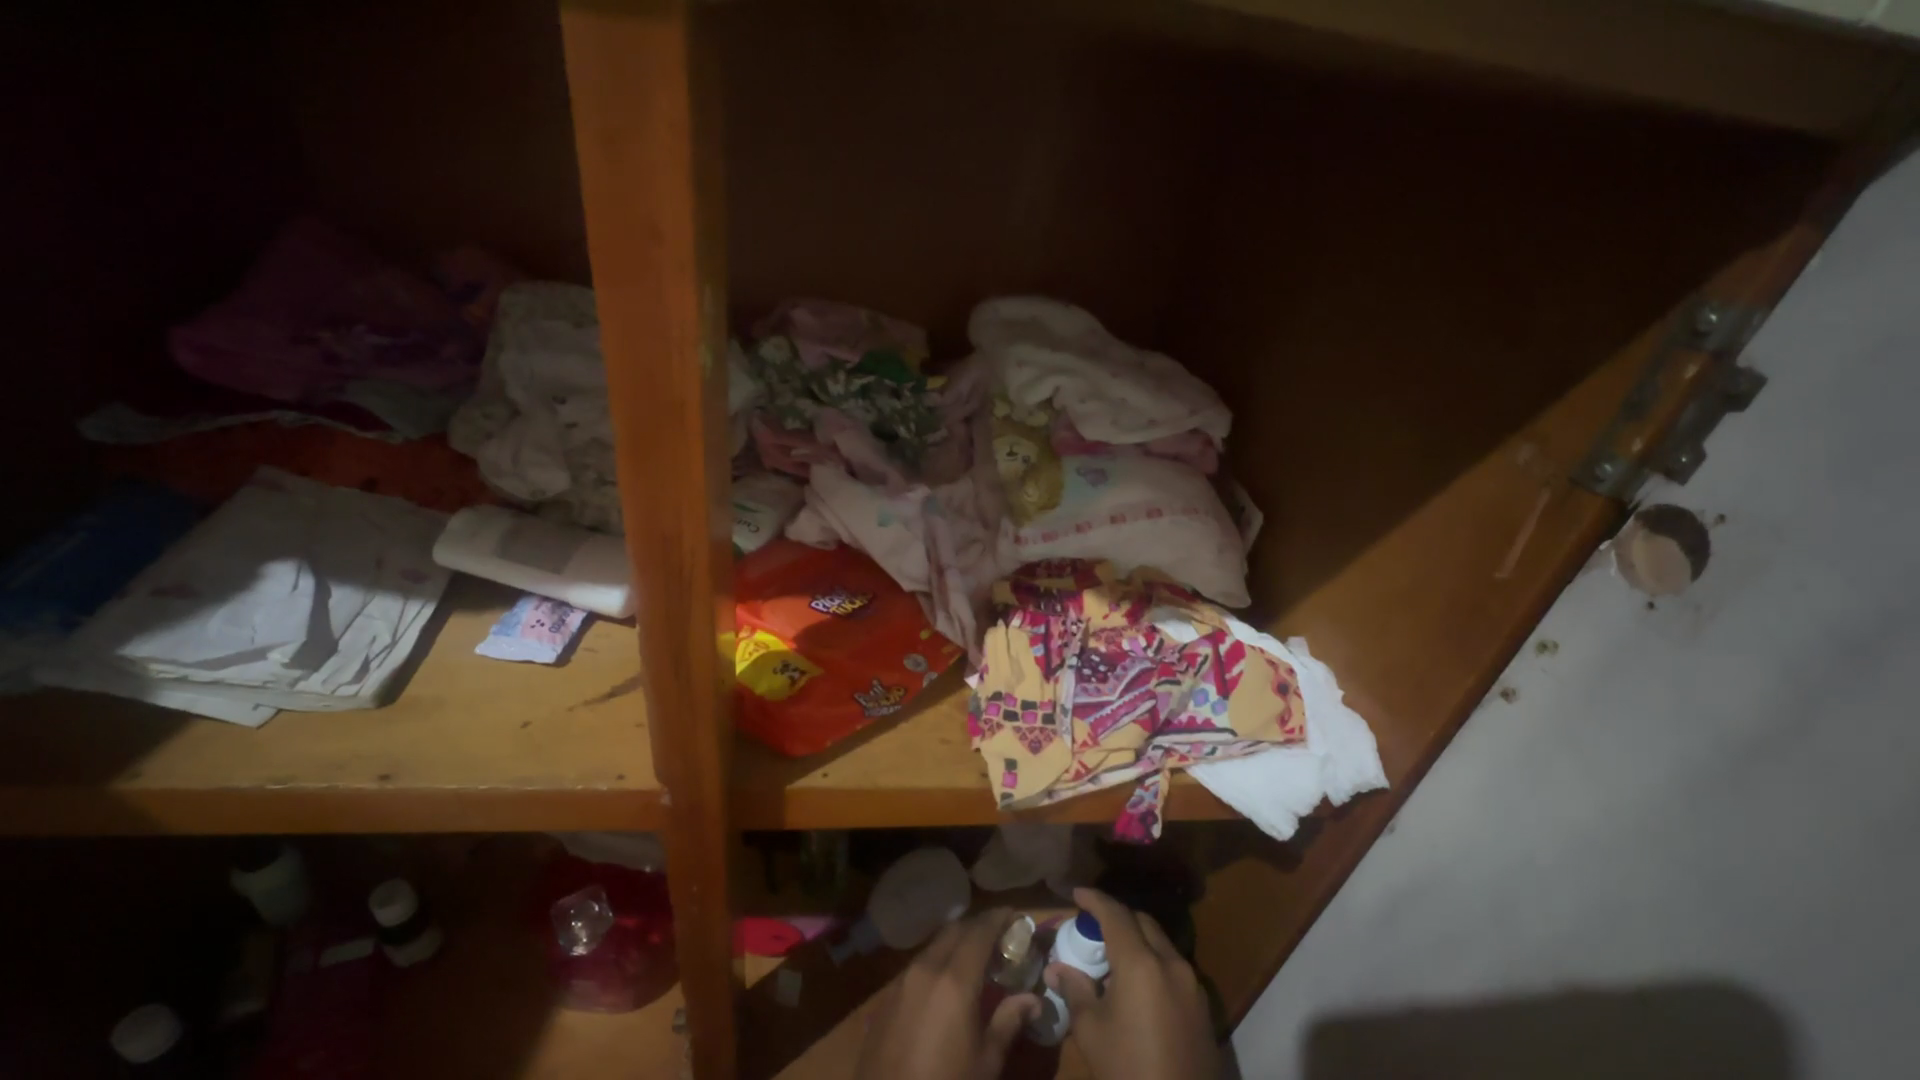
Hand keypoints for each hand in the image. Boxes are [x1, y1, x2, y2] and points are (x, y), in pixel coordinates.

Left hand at [855, 907, 1042, 1079]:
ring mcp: (902, 981)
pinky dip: (937, 961)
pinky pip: (917, 965)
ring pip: (933, 945)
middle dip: (978, 927)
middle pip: (955, 931)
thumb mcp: (986, 1060)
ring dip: (956, 943)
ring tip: (975, 958)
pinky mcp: (887, 997)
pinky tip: (945, 982)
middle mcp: (926, 969)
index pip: (979, 932)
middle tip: (1000, 937)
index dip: (998, 918)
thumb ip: (1009, 1021)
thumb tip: (1034, 999)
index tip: (1015, 914)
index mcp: (954, 980)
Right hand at [1049, 888, 1217, 1079]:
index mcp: (1141, 963)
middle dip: (1117, 916)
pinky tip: (1136, 983)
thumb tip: (1057, 969)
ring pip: (1161, 943)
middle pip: (1142, 923)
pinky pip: (1173, 966)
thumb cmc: (1128, 1068)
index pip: (1115, 915)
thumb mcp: (1091, 1031)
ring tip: (1111, 955)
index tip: (1076, 893)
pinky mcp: (1202, 1005)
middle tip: (1091, 926)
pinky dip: (1152, 960)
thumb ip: (1075, 990)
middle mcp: (1171, 963)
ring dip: (1136, 938)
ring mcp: (1192, 984)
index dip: (1094, 900)